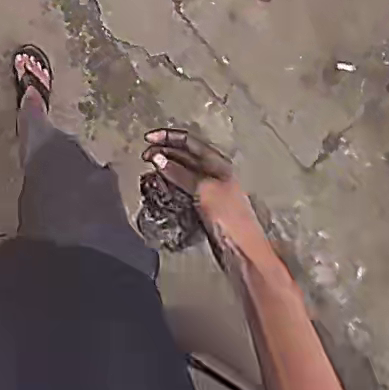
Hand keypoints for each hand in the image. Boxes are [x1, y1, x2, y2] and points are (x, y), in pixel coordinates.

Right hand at [143, 129, 270, 267]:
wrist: (244, 253)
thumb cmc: (229, 217)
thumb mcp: (204, 189)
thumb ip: (179, 173)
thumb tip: (157, 158)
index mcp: (217, 163)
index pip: (189, 141)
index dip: (167, 136)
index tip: (147, 138)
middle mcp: (212, 173)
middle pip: (183, 154)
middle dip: (163, 151)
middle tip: (144, 156)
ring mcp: (208, 190)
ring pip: (181, 171)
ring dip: (164, 168)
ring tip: (148, 170)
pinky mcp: (202, 207)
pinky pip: (181, 188)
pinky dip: (168, 184)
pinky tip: (159, 187)